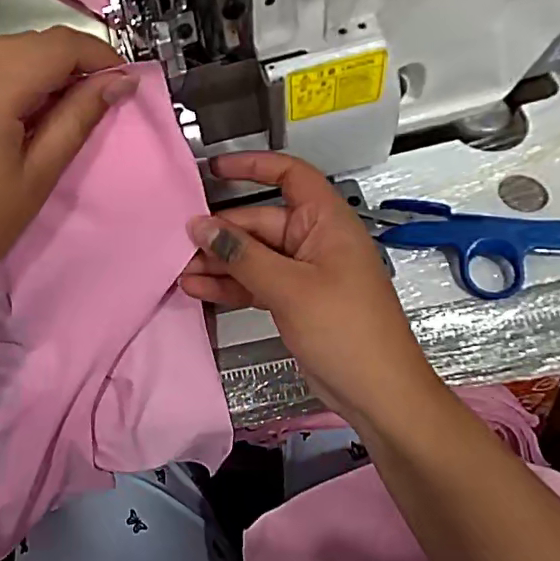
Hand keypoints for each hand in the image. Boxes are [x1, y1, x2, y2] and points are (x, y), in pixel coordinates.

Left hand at [0, 27, 134, 373]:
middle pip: (28, 42)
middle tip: (93, 96)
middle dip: (68, 61)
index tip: (121, 77)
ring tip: (55, 106)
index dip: (96, 54)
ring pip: (1, 48)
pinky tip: (14, 107)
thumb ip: (80, 117)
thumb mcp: (40, 173)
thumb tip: (119, 81)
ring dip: (36, 66)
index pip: (55, 46)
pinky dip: (4, 73)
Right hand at [178, 151, 437, 422]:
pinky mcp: (294, 300)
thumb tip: (200, 227)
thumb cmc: (347, 331)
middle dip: (222, 233)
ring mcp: (303, 272)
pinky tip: (198, 288)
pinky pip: (256, 282)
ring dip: (220, 262)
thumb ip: (241, 255)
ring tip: (181, 269)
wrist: (378, 394)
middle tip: (181, 243)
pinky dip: (230, 285)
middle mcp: (315, 240)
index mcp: (326, 222)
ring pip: (253, 255)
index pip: (289, 176)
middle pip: (260, 222)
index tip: (215, 168)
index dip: (252, 167)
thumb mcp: (290, 288)